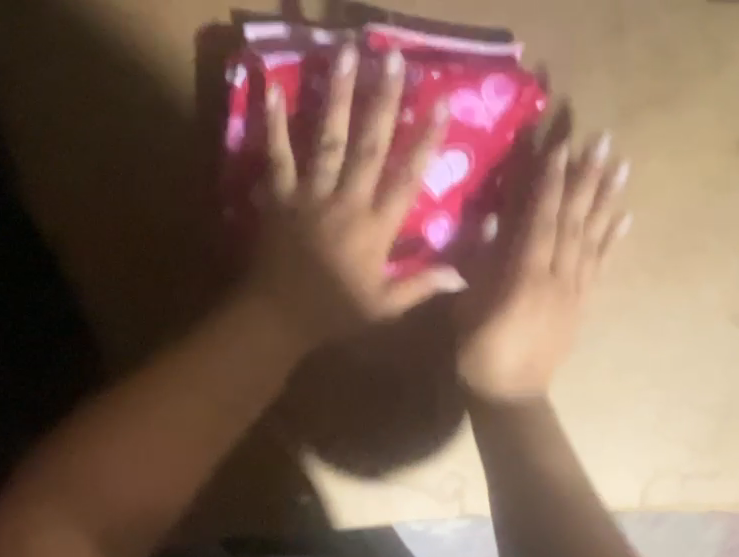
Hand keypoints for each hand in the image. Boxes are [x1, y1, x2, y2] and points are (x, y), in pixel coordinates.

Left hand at [243, 46, 468, 350]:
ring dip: (338, 95)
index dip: (426, 139)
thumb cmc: (332, 315)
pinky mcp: (280, 198)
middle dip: (384, 100)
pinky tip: (276, 89)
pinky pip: (278, 156)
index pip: (407, 177)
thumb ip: (420, 285)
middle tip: (394, 59)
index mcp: (376, 228)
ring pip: (328, 139)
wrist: (277, 319)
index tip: (441, 102)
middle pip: (370, 145)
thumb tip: (462, 275)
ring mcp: (311, 197)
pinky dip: (276, 123)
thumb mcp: (383, 308)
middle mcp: (347, 203)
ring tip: (345, 55)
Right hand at [457, 128, 631, 402]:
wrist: (511, 397)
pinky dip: (613, 239)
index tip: (560, 145)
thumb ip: (479, 267)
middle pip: (573, 220)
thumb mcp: (468, 311)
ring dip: (606, 198)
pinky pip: (601, 265)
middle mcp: (556, 277)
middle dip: (586, 178)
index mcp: (524, 277)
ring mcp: (574, 290)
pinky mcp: (582, 304)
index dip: (549, 182)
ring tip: (621, 164)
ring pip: (592, 236)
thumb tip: (490, 222)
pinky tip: (625, 216)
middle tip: (602, 139)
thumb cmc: (480, 355)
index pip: (539, 219)